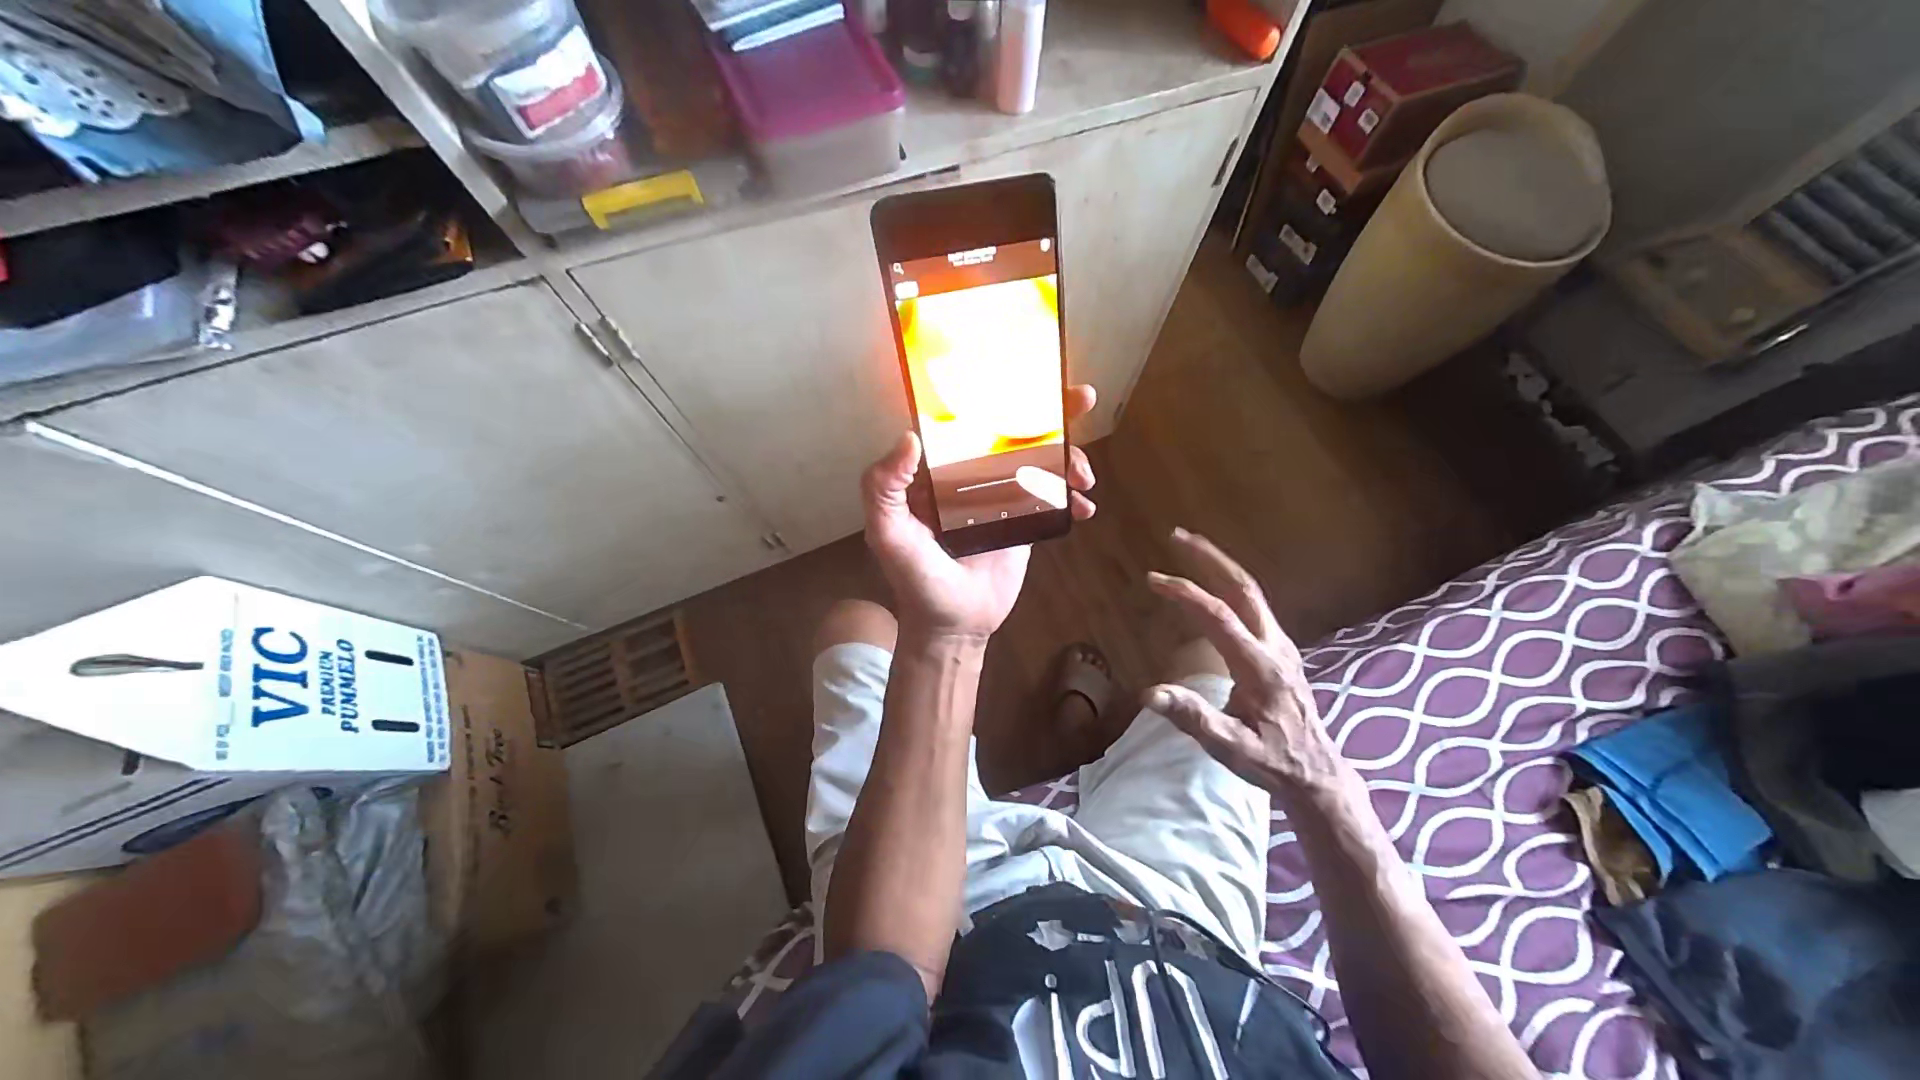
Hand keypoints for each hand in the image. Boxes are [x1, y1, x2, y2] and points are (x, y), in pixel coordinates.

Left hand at [864, 385, 1098, 639]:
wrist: (954, 625)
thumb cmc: (915, 579)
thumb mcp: (887, 533)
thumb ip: (883, 487)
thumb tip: (908, 437)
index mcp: (939, 470)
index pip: (967, 421)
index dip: (995, 394)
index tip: (1025, 376)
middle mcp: (971, 476)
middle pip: (1013, 434)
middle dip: (1051, 414)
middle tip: (1081, 399)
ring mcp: (1001, 497)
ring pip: (1040, 462)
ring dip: (1069, 459)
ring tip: (1084, 477)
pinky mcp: (1025, 522)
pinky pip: (1052, 498)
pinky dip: (1073, 498)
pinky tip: (1085, 507)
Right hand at [1144, 529, 1345, 796]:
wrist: (1318, 774)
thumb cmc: (1271, 761)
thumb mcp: (1230, 747)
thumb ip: (1193, 718)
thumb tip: (1149, 693)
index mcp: (1259, 668)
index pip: (1218, 617)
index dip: (1184, 593)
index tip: (1153, 578)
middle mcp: (1275, 647)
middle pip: (1243, 588)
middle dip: (1210, 558)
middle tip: (1177, 536)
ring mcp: (1282, 646)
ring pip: (1251, 593)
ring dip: (1220, 566)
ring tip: (1191, 549)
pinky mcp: (1282, 650)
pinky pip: (1254, 605)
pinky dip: (1229, 585)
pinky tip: (1213, 586)